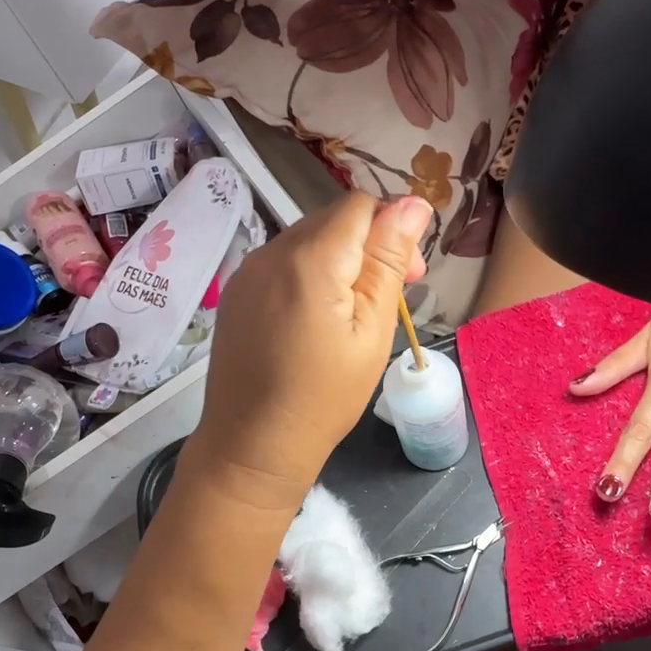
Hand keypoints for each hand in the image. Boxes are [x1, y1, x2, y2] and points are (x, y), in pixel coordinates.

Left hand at [188, 193, 430, 507]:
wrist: (252, 446)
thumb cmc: (324, 398)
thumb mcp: (372, 332)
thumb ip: (389, 263)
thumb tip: (414, 204)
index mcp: (311, 259)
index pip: (360, 206)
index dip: (392, 229)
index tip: (408, 278)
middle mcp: (272, 251)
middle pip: (332, 221)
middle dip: (366, 247)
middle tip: (384, 302)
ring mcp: (248, 272)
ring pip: (306, 241)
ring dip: (336, 263)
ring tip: (346, 318)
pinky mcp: (236, 293)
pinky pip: (281, 265)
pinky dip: (306, 279)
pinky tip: (312, 324)